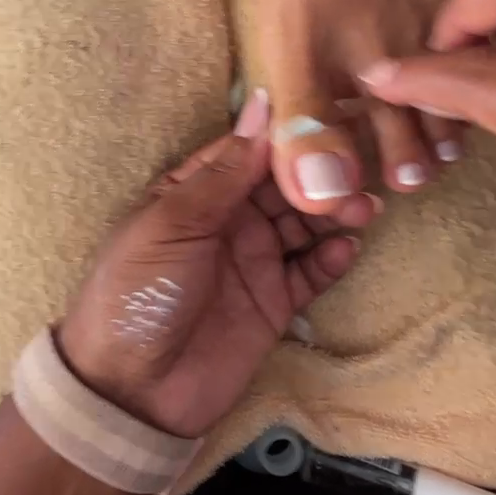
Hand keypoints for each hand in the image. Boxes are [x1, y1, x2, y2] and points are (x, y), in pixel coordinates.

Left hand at [56, 90, 375, 437]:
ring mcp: (252, 261)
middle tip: (357, 165)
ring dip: (332, 212)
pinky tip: (347, 247)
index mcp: (193, 192)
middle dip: (317, 173)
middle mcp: (227, 219)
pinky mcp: (274, 302)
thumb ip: (225, 171)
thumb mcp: (174, 222)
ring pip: (303, 224)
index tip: (329, 111)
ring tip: (361, 206)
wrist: (134, 390)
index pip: (247, 150)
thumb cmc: (140, 290)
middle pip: (282, 184)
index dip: (285, 134)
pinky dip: (331, 258)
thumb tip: (260, 103)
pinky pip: (311, 272)